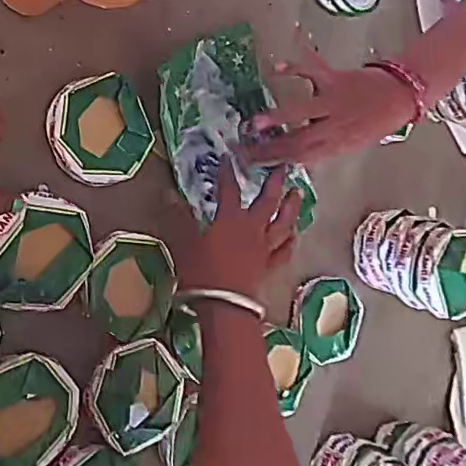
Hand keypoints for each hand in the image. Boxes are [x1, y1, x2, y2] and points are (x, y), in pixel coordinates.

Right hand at [178, 161, 302, 297]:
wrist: (224, 307)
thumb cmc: (201, 272)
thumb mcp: (183, 241)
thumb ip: (178, 217)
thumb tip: (167, 194)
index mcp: (230, 218)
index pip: (229, 189)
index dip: (227, 173)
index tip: (227, 158)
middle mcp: (252, 229)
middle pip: (267, 201)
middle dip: (274, 183)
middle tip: (283, 167)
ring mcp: (264, 248)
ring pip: (283, 223)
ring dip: (291, 207)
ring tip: (298, 194)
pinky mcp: (269, 267)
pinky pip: (284, 250)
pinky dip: (290, 240)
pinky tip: (294, 234)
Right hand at [241, 45, 418, 165]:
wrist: (403, 95)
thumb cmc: (375, 122)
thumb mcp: (350, 144)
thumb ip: (322, 149)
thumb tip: (294, 157)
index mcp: (338, 144)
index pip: (301, 158)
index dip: (276, 162)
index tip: (254, 163)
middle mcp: (335, 125)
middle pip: (297, 140)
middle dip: (269, 146)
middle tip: (246, 148)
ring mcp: (335, 101)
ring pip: (303, 111)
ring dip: (276, 117)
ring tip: (255, 122)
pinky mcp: (336, 78)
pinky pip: (313, 71)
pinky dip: (295, 66)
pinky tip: (277, 68)